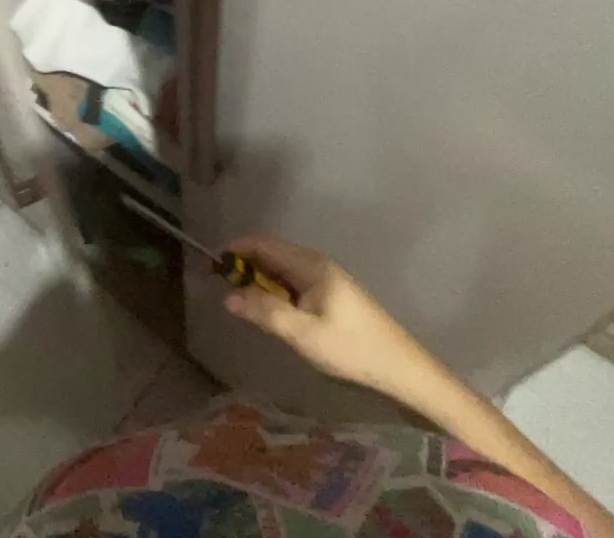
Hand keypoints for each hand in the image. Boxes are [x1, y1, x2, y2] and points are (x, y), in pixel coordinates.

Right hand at [221, 236, 448, 404]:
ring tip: (242, 301)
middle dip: (245, 266)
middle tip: (222, 287)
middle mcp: (318, 263)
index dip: (235, 250)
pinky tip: (272, 311)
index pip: (264, 244)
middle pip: (272, 253)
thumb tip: (228, 295)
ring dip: (260, 280)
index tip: (211, 266)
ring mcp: (328, 277)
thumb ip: (264, 312)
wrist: (401, 368)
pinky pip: (295, 281)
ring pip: (283, 269)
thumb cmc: (350, 348)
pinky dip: (276, 289)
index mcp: (311, 265)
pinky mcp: (333, 293)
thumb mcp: (302, 333)